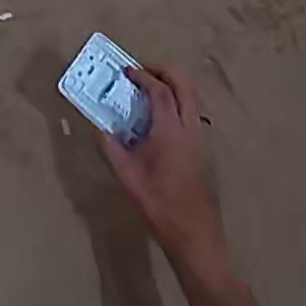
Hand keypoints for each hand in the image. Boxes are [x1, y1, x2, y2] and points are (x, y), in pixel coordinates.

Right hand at [100, 65, 226, 274]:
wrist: (196, 234)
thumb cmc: (159, 206)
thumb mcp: (128, 178)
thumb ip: (112, 150)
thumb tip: (100, 129)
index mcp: (171, 130)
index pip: (160, 90)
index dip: (144, 76)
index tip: (128, 72)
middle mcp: (190, 126)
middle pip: (183, 82)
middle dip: (163, 70)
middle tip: (142, 73)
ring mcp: (201, 135)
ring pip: (191, 95)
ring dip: (173, 84)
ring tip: (150, 92)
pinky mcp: (205, 146)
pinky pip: (193, 110)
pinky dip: (179, 100)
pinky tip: (162, 118)